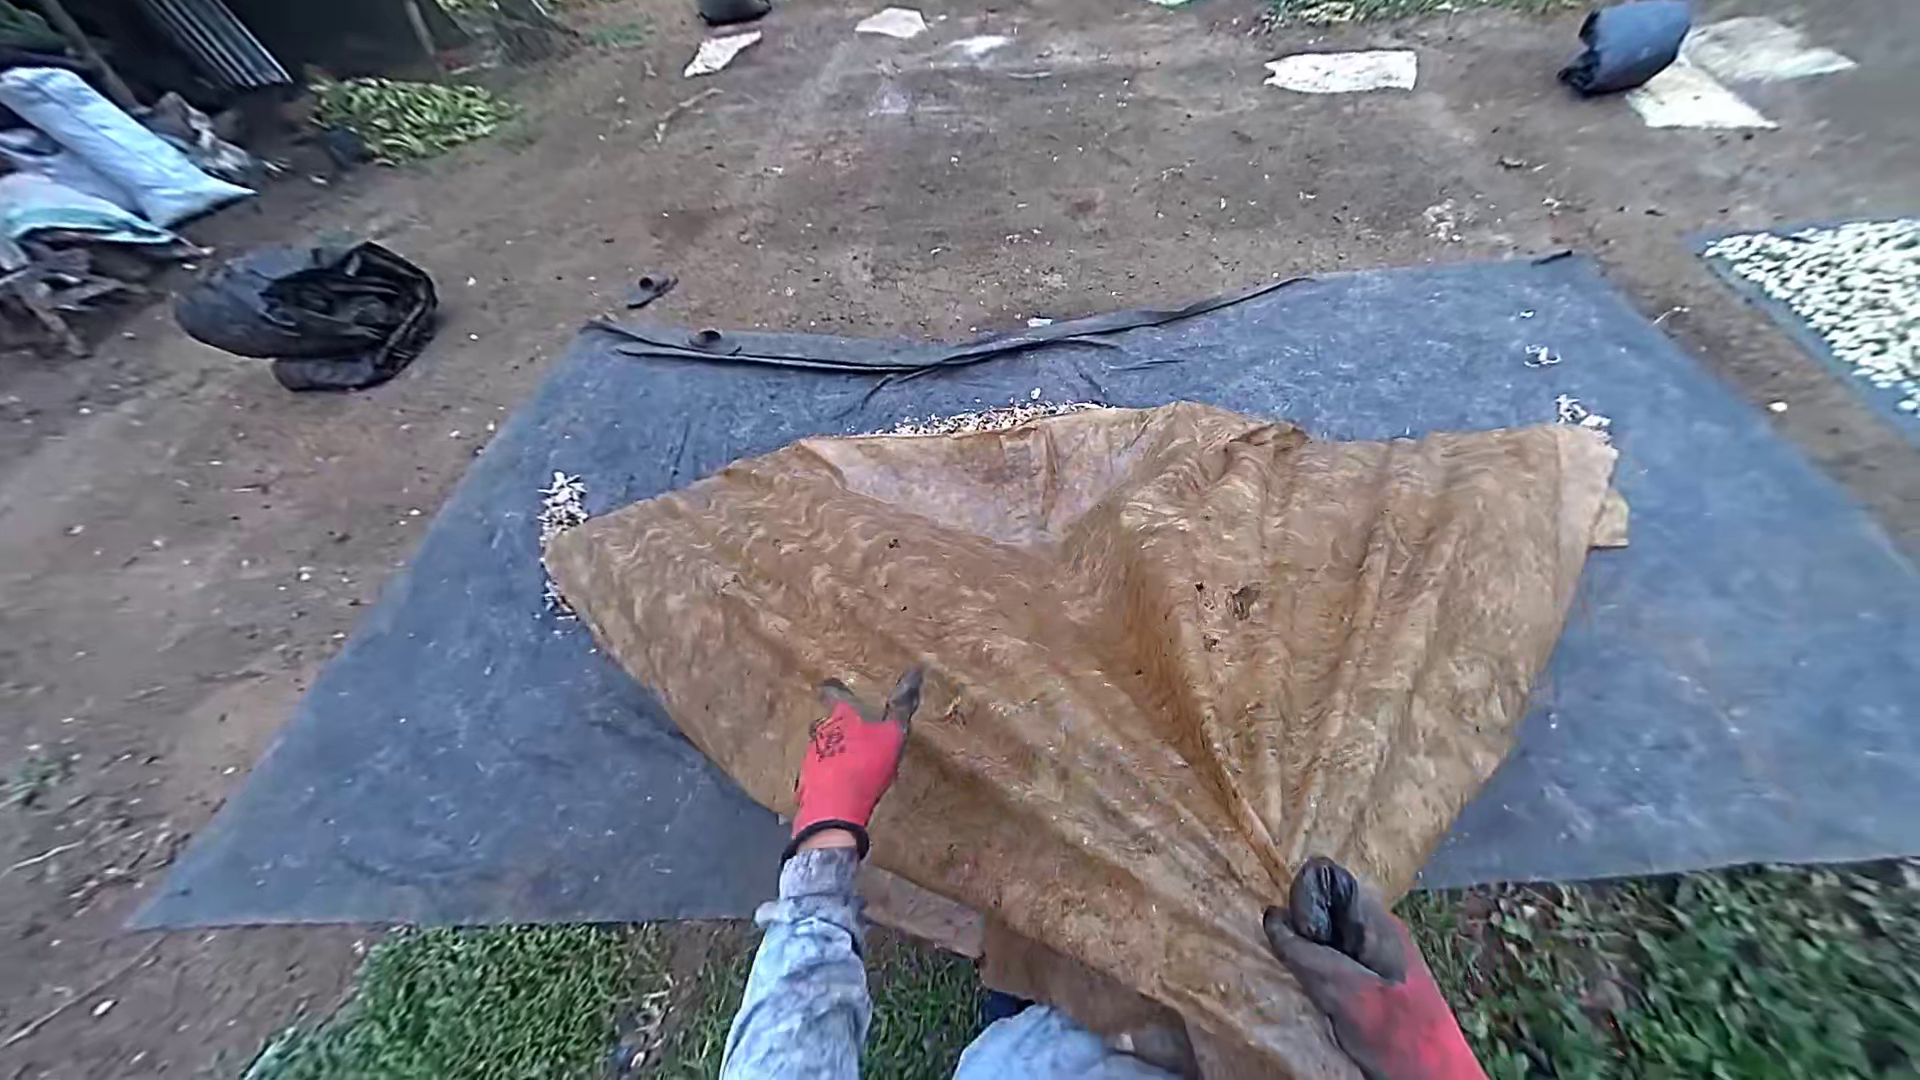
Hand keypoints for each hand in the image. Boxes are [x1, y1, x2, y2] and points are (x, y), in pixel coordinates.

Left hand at [785, 666, 923, 859]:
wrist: (833, 810)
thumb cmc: (866, 766)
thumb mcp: (893, 735)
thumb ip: (902, 706)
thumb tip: (915, 672)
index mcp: (843, 715)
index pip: (834, 693)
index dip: (836, 689)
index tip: (835, 684)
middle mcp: (822, 730)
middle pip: (832, 722)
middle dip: (843, 726)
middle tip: (860, 733)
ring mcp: (811, 756)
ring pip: (825, 746)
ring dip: (837, 750)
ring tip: (855, 763)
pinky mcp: (807, 780)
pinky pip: (821, 771)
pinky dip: (831, 774)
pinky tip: (844, 786)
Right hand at [1263, 857, 1485, 1079]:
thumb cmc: (1401, 1039)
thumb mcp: (1346, 993)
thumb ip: (1305, 953)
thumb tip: (1271, 917)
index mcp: (1376, 922)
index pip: (1324, 875)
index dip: (1305, 897)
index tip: (1307, 935)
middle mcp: (1373, 930)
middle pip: (1319, 902)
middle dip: (1301, 927)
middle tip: (1306, 964)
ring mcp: (1371, 955)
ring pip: (1320, 931)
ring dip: (1305, 953)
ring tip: (1313, 986)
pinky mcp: (1366, 981)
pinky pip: (1327, 956)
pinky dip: (1313, 971)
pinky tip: (1319, 997)